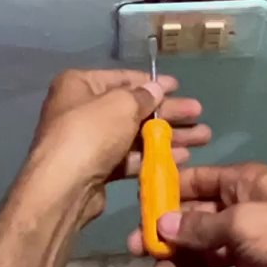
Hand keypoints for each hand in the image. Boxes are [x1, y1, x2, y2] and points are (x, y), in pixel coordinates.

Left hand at [13, 69, 209, 220]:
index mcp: (79, 84)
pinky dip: (153, 155)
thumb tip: (156, 88)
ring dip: (167, 135)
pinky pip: (130, 156)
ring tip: (202, 137)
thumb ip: (143, 96)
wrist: (64, 187)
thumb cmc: (91, 133)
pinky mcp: (97, 167)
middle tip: (198, 113)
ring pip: (134, 133)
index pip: (123, 78)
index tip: (179, 87)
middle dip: (167, 112)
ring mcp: (89, 140)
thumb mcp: (121, 105)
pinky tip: (182, 157)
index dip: (153, 83)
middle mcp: (81, 108)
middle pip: (132, 107)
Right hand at [128, 162, 266, 266]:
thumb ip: (200, 225)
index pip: (194, 182)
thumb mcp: (244, 222)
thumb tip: (161, 224)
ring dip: (181, 266)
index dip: (165, 194)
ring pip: (203, 254)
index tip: (136, 211)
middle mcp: (242, 212)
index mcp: (242, 184)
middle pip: (193, 220)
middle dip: (166, 236)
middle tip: (140, 253)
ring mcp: (250, 249)